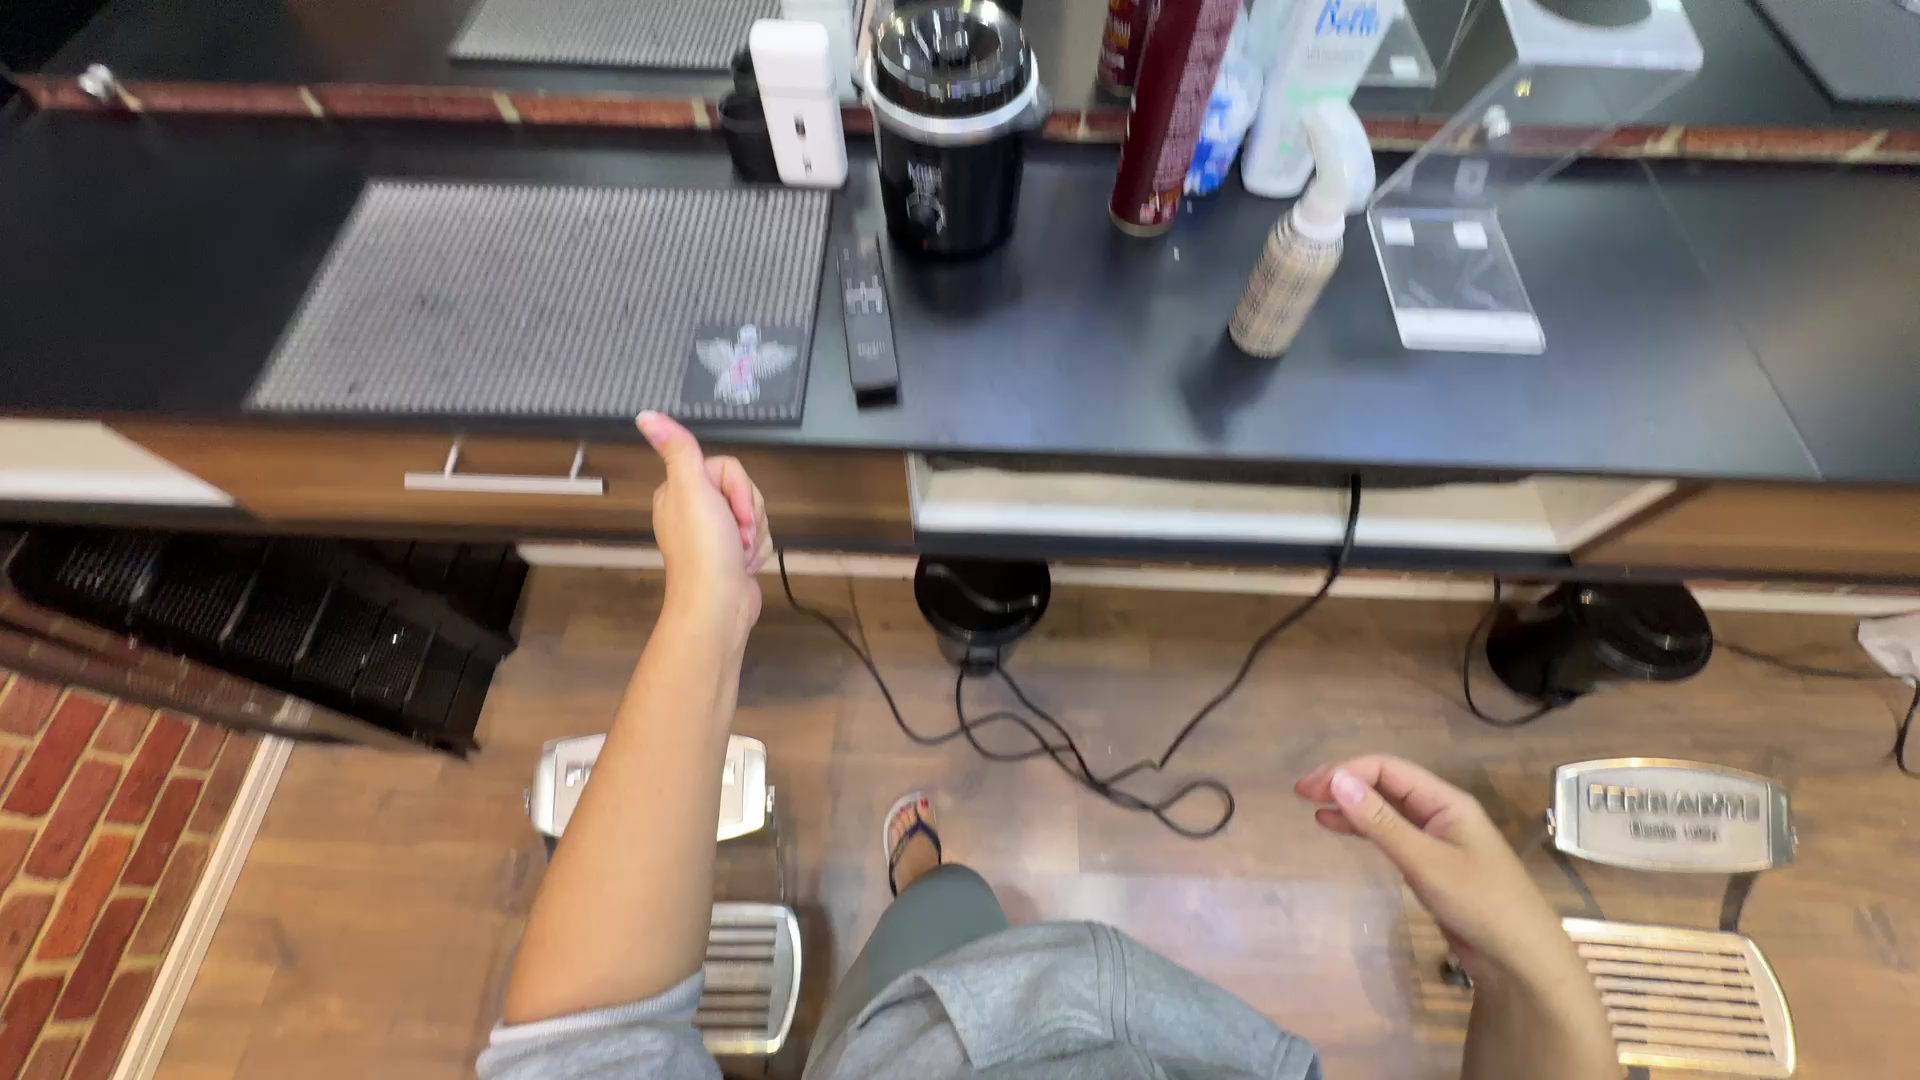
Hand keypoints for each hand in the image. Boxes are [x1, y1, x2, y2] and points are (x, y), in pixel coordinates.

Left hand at [636, 412, 772, 640]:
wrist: (719, 605)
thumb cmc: (704, 550)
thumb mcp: (691, 491)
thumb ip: (678, 450)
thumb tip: (645, 415)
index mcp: (679, 491)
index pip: (727, 468)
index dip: (739, 489)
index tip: (732, 512)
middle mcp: (695, 510)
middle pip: (743, 490)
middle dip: (749, 514)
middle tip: (738, 535)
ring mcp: (715, 533)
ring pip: (754, 515)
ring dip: (756, 535)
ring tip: (740, 553)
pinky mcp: (732, 553)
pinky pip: (759, 538)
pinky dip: (758, 552)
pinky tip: (745, 564)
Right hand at [1295, 755, 1572, 984]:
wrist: (1523, 963)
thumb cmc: (1481, 904)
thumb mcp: (1426, 862)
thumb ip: (1380, 822)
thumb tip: (1336, 780)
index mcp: (1445, 801)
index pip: (1386, 769)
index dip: (1346, 771)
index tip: (1310, 788)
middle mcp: (1439, 811)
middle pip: (1384, 783)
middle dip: (1343, 782)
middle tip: (1302, 793)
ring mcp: (1435, 836)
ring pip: (1384, 807)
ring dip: (1349, 803)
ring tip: (1312, 807)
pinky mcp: (1430, 860)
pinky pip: (1388, 831)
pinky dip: (1361, 827)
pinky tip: (1336, 827)